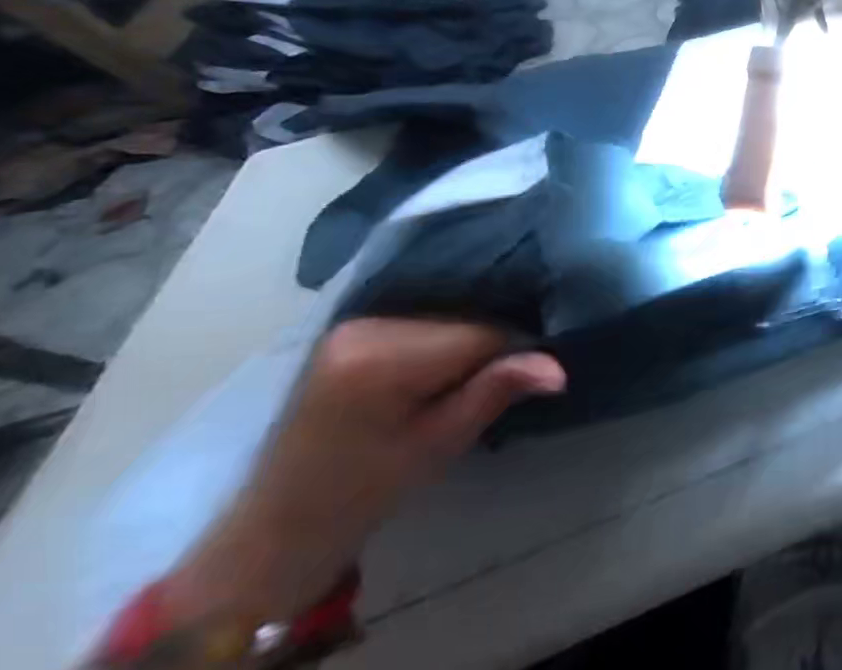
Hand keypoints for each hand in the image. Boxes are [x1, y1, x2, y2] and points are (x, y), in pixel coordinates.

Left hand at [161, 320, 564, 624]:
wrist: (282, 521)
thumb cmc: (366, 490)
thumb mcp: (441, 443)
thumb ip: (497, 391)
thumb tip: (559, 366)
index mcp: (383, 359)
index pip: (482, 334)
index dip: (515, 354)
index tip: (532, 380)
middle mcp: (366, 326)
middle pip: (464, 322)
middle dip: (489, 350)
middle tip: (493, 389)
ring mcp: (354, 323)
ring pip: (447, 318)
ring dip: (467, 345)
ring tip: (465, 385)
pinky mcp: (351, 329)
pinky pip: (422, 322)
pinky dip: (442, 341)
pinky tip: (441, 369)